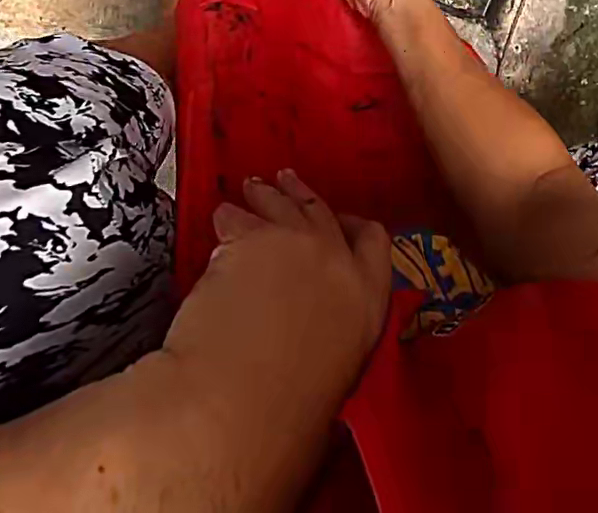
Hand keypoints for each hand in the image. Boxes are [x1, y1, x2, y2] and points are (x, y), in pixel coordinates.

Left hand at [163, 171, 391, 422]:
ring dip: (266, 194)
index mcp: (366, 299)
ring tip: (254, 188)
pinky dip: (229, 216)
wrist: (235, 406)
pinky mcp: (247, 239)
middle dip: (302, 194)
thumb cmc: (286, 413)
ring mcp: (292, 242)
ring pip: (281, 204)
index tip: (343, 219)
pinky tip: (222, 216)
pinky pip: (238, 217)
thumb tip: (316, 330)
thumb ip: (335, 331)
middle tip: (287, 182)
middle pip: (322, 212)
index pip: (375, 243)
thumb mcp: (336, 371)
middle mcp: (335, 260)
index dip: (356, 225)